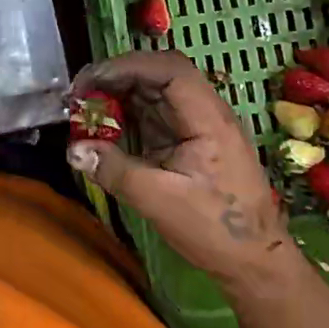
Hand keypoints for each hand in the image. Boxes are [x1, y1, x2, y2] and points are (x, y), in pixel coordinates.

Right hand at [68, 51, 290, 287]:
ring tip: (84, 107)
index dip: (127, 66)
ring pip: (153, 90)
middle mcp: (204, 112)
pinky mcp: (186, 138)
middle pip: (159, 73)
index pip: (169, 69)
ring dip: (118, 93)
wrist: (255, 261)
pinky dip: (125, 112)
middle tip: (80, 94)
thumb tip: (73, 148)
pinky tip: (104, 125)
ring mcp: (195, 124)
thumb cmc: (215, 229)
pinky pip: (152, 112)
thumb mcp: (159, 201)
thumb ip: (114, 170)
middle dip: (116, 76)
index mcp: (208, 119)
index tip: (91, 82)